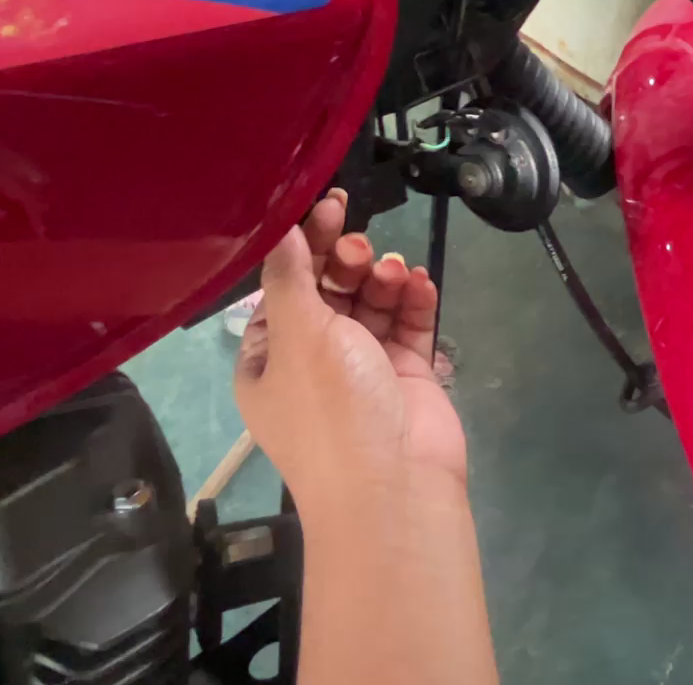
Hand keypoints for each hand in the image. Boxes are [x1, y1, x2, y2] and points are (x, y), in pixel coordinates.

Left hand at [235, 190, 465, 517]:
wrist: (395, 485)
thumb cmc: (331, 407)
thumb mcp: (299, 335)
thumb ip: (292, 276)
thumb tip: (279, 228)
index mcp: (272, 356)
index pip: (286, 285)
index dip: (306, 245)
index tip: (330, 206)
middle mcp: (314, 358)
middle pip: (331, 289)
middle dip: (347, 262)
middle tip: (361, 250)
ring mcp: (364, 365)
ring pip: (372, 303)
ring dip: (384, 280)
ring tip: (395, 274)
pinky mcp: (405, 373)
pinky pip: (408, 324)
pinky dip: (414, 301)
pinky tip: (421, 284)